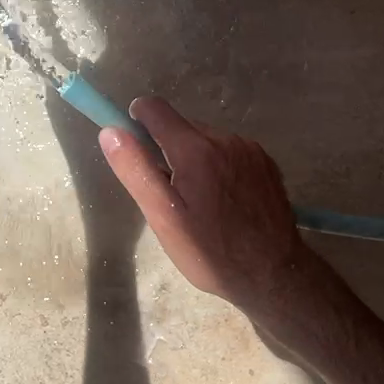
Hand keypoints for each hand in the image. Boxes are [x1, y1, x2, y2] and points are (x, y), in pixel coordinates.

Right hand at [99, 97, 342, 322]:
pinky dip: (219, 165)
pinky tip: (224, 200)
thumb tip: (110, 131)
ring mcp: (249, 149)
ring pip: (207, 139)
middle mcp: (225, 139)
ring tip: (199, 202)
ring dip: (195, 158)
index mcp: (195, 149)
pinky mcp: (266, 162)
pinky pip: (230, 151)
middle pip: (182, 126)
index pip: (155, 108)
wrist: (273, 274)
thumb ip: (136, 170)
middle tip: (169, 193)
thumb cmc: (210, 252)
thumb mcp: (163, 217)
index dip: (137, 121)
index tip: (134, 148)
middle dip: (168, 149)